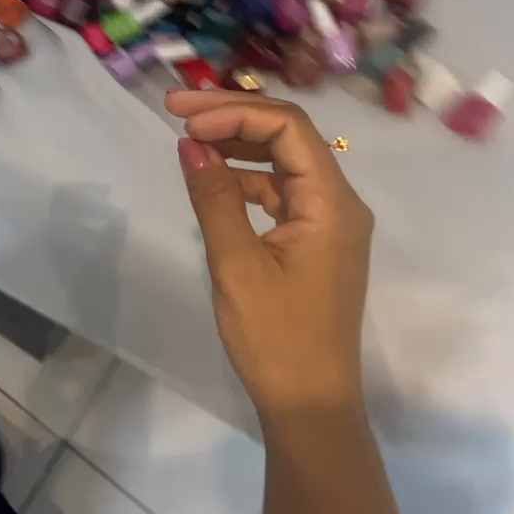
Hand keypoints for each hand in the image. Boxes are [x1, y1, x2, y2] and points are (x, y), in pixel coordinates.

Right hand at [166, 90, 373, 418]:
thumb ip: (214, 198)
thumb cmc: (275, 336)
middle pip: (288, 135)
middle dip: (232, 116)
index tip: (182, 121)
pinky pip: (279, 190)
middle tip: (175, 110)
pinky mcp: (312, 240)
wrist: (310, 403)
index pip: (288, 127)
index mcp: (331, 203)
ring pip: (283, 160)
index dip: (233, 112)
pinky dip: (244, 177)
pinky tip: (211, 180)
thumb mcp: (235, 264)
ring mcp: (327, 222)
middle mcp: (338, 203)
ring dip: (236, 144)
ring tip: (187, 140)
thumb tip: (189, 145)